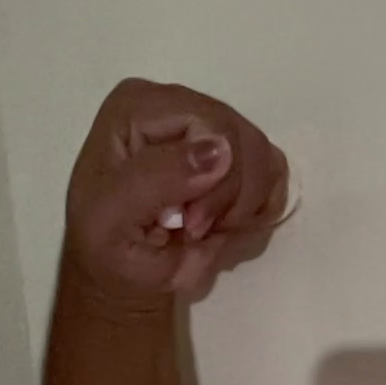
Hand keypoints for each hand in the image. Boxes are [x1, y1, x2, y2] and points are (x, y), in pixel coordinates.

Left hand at [64, 78, 288, 305]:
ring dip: (243, 206)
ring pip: (265, 157)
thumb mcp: (110, 221)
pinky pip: (275, 174)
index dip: (216, 180)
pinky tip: (225, 223)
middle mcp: (178, 107)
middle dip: (229, 198)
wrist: (123, 277)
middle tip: (195, 230)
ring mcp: (211, 131)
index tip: (190, 224)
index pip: (212, 123)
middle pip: (244, 139)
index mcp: (138, 107)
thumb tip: (221, 150)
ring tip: (207, 227)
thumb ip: (156, 180)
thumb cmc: (109, 253)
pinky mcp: (237, 159)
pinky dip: (258, 208)